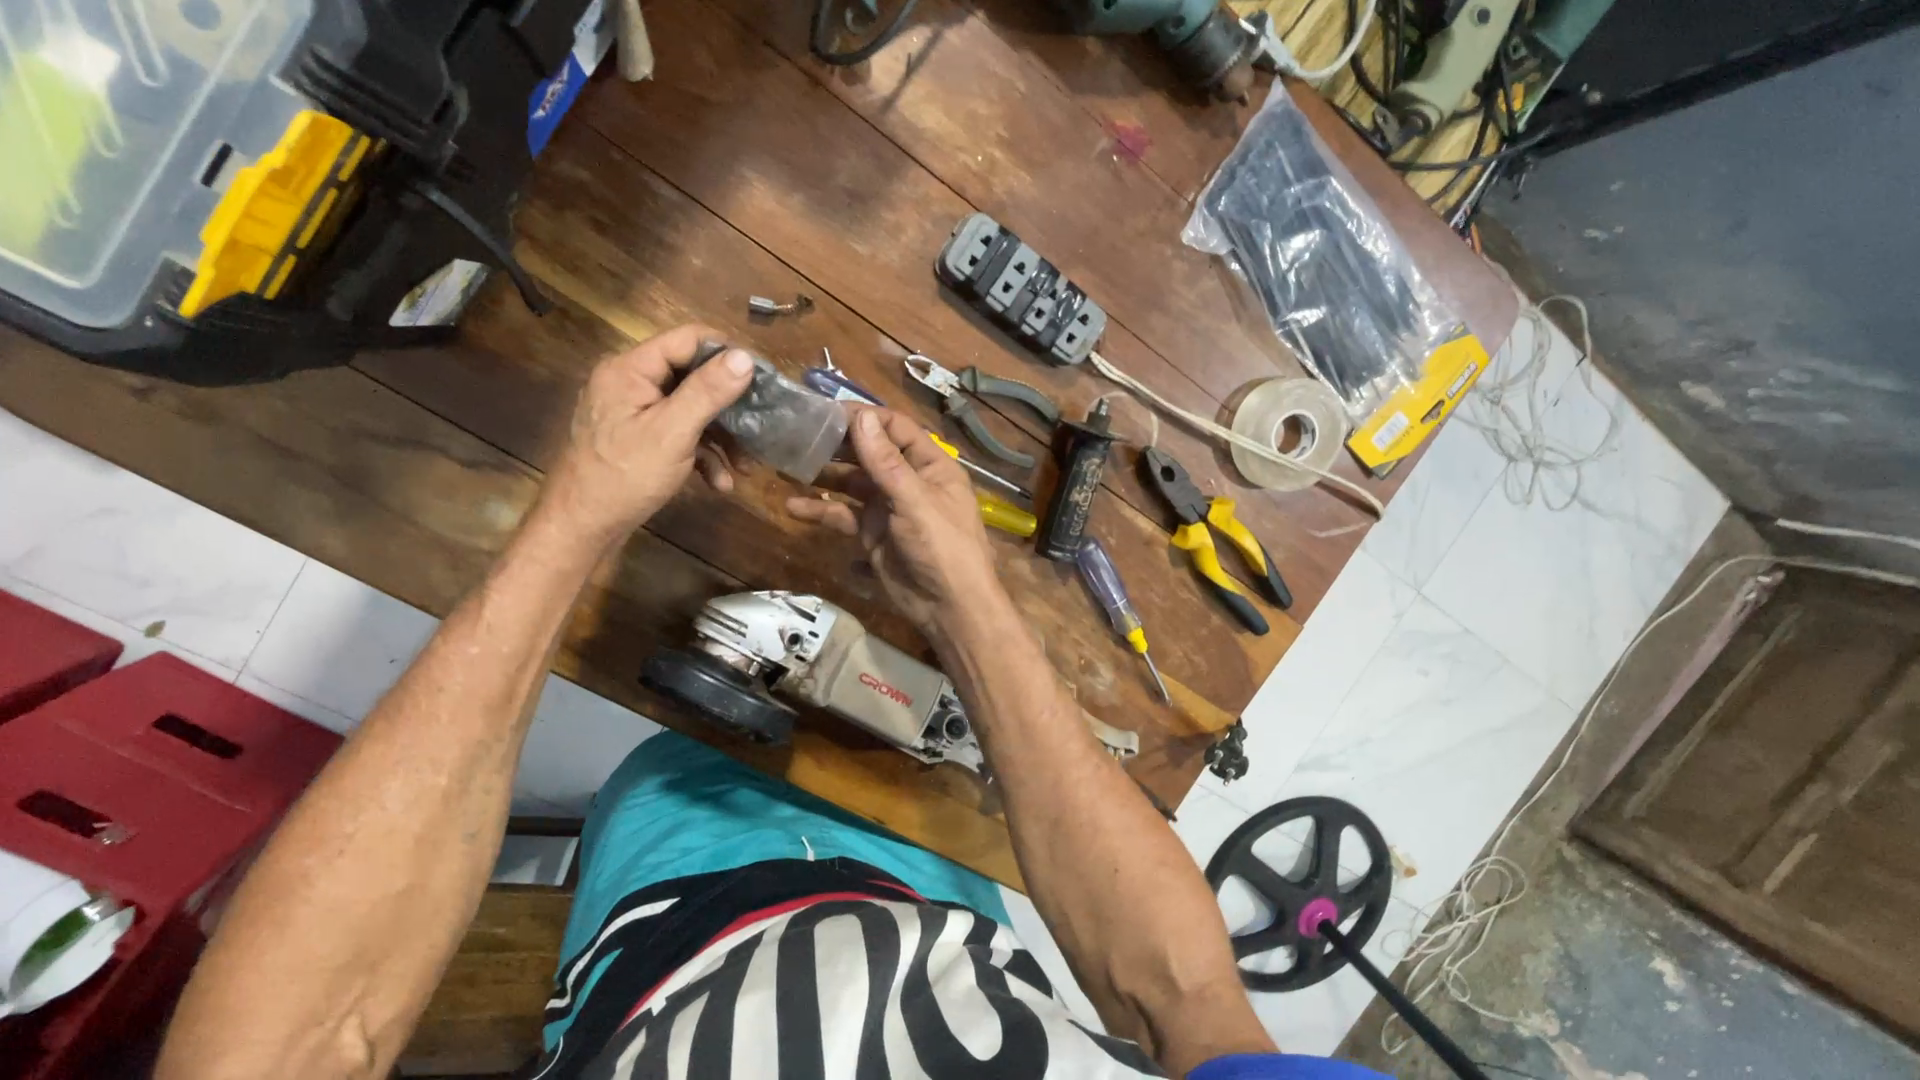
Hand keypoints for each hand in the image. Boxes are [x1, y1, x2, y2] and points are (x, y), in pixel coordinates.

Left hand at [538, 325, 753, 544]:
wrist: (583, 527)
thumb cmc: (625, 476)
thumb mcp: (673, 432)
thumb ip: (708, 391)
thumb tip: (746, 356)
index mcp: (630, 369)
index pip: (687, 339)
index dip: (727, 353)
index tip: (763, 377)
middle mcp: (629, 383)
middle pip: (692, 377)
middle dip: (729, 407)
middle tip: (759, 427)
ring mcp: (633, 412)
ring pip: (690, 410)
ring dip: (721, 438)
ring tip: (745, 467)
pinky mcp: (638, 439)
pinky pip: (678, 434)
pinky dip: (701, 455)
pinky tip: (719, 482)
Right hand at [786, 408, 1001, 637]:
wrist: (950, 608)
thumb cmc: (943, 547)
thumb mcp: (915, 501)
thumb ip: (885, 462)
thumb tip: (860, 417)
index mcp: (931, 465)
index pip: (895, 428)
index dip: (864, 418)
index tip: (825, 410)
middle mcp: (908, 481)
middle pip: (870, 452)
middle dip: (837, 444)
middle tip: (798, 433)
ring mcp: (889, 507)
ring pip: (852, 482)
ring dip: (824, 474)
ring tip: (788, 463)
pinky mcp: (873, 534)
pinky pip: (844, 515)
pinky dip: (821, 511)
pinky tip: (792, 506)